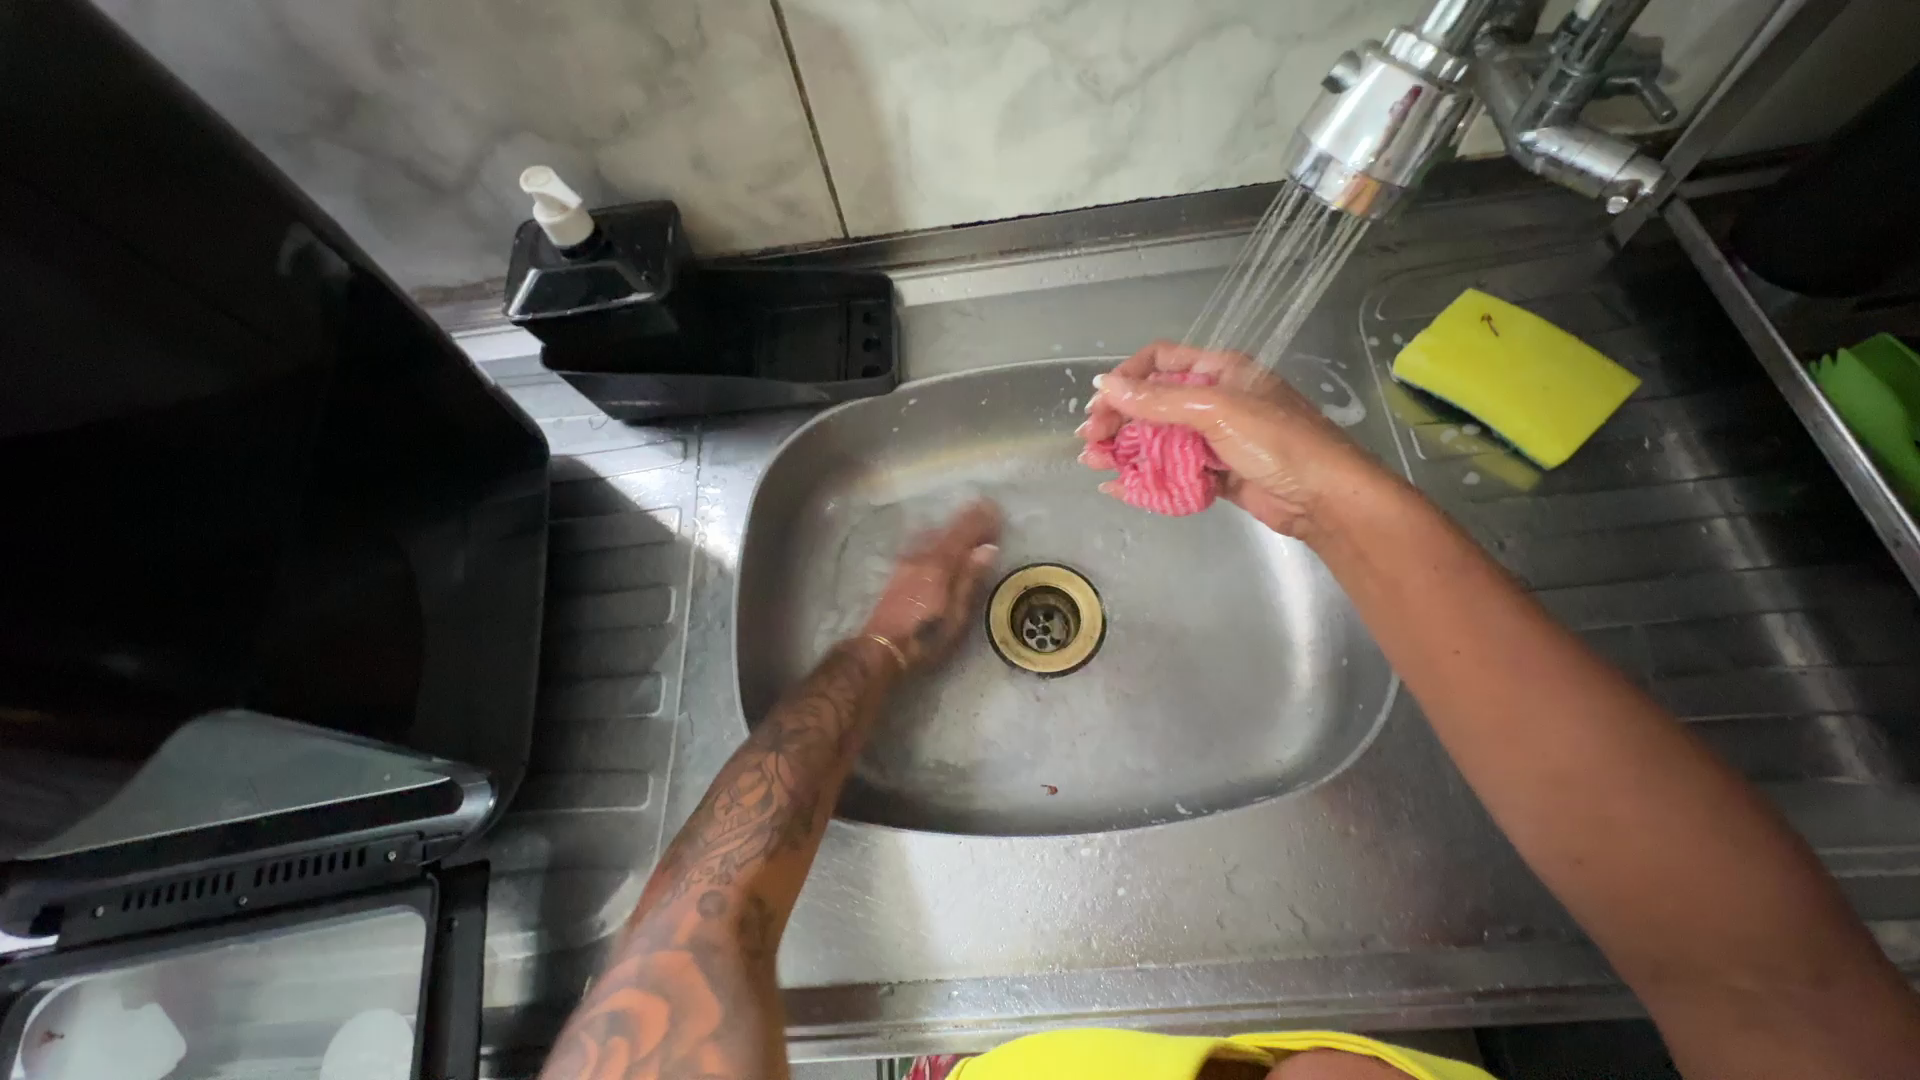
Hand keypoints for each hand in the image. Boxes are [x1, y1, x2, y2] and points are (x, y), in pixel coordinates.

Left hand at [860, 500, 1002, 670]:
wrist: (882, 648)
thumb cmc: (926, 637)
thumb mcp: (957, 614)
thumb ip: (970, 579)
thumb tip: (988, 549)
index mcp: (939, 565)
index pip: (963, 533)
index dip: (980, 520)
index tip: (995, 508)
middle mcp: (921, 557)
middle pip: (947, 530)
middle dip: (967, 519)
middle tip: (985, 511)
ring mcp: (906, 562)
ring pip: (931, 534)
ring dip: (950, 526)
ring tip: (965, 524)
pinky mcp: (897, 571)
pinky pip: (920, 542)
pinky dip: (934, 535)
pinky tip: (936, 539)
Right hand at [1077, 341, 1388, 538]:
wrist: (1326, 498)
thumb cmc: (1277, 443)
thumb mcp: (1216, 411)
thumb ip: (1159, 400)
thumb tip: (1104, 385)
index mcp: (1219, 371)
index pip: (1158, 362)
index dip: (1125, 380)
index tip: (1099, 406)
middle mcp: (1215, 400)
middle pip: (1153, 403)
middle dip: (1118, 420)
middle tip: (1090, 442)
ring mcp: (1215, 439)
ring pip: (1158, 439)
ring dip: (1125, 450)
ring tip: (1095, 463)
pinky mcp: (1216, 473)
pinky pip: (1172, 470)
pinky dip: (1145, 477)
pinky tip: (1120, 485)